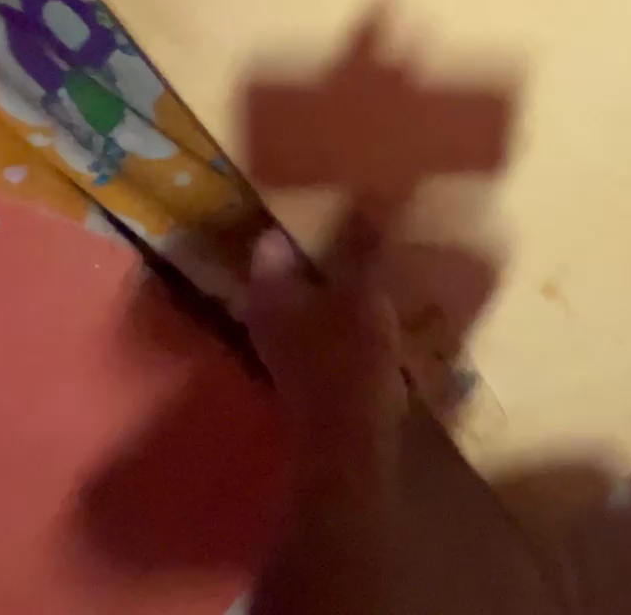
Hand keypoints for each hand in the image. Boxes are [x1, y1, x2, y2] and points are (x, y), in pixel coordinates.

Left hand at [242, 222, 405, 460]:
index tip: (335, 200)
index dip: (302, 217)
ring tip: (368, 254)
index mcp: (268, 290)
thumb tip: (367, 197)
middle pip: (286, 265)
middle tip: (357, 222)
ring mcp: (280, 340)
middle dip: (318, 244)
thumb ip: (361, 245)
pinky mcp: (303, 360)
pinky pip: (317, 315)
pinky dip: (336, 301)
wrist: (348, 433)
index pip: (273, 238)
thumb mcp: (363, 290)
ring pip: (302, 292)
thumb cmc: (351, 354)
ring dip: (329, 274)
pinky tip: (366, 295)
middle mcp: (262, 312)